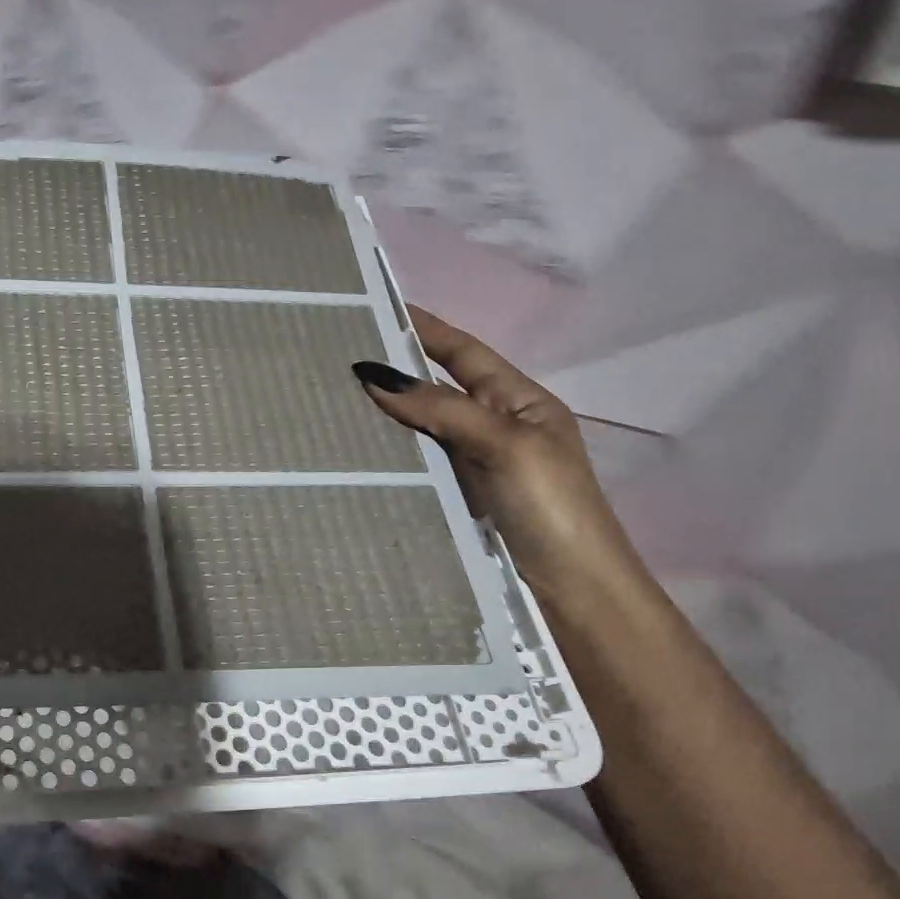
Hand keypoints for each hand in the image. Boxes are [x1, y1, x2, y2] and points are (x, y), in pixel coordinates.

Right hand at [351, 306, 644, 604]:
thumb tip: (372, 374)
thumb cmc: (550, 507)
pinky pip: (410, 460)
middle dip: (391, 367)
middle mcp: (492, 424)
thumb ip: (441, 407)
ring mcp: (470, 462)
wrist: (573, 592)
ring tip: (326, 395)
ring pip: (416, 424)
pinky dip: (381, 449)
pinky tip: (347, 446)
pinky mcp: (452, 496)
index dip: (424, 327)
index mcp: (519, 401)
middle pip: (434, 385)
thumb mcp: (505, 444)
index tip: (375, 306)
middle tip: (332, 353)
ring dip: (380, 410)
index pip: (463, 350)